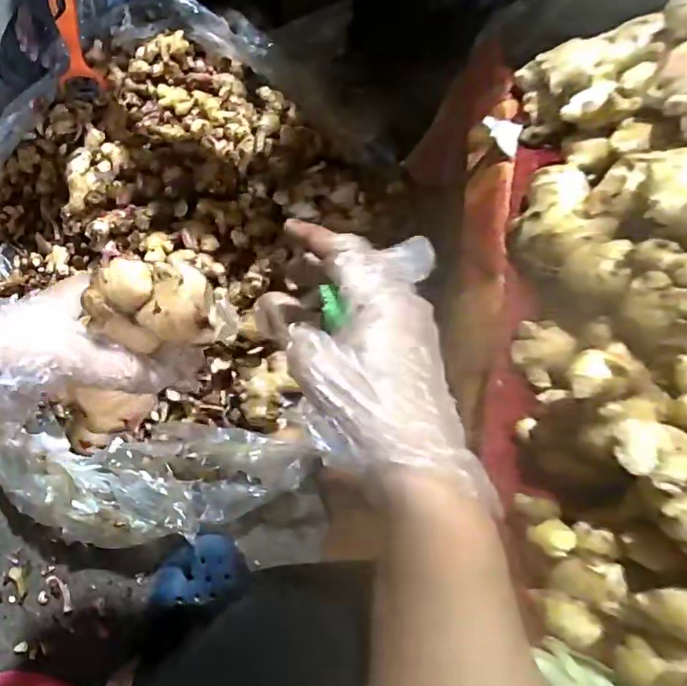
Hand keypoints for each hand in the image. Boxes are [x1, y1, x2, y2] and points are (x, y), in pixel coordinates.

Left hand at [0, 276, 196, 394]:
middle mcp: (74, 295)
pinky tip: (116, 372)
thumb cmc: (33, 347)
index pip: (135, 283)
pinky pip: (89, 343)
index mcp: (85, 287)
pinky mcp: (48, 338)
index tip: (182, 324)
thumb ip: (131, 370)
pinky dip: (106, 356)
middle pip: (122, 308)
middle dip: (146, 329)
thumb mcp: (88, 361)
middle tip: (171, 350)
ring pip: (105, 326)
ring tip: (151, 364)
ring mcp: (59, 316)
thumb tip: (175, 376)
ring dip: (126, 344)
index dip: (161, 302)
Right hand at [280, 221, 495, 509]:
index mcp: (380, 295)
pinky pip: (375, 315)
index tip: (287, 228)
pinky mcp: (412, 352)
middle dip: (322, 264)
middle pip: (361, 267)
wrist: (415, 458)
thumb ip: (287, 322)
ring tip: (298, 300)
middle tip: (289, 267)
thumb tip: (272, 301)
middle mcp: (403, 302)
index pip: (345, 250)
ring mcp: (412, 328)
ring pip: (368, 292)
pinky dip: (344, 312)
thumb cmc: (358, 400)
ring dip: (331, 291)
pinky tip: (323, 331)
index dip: (313, 237)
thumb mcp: (309, 358)